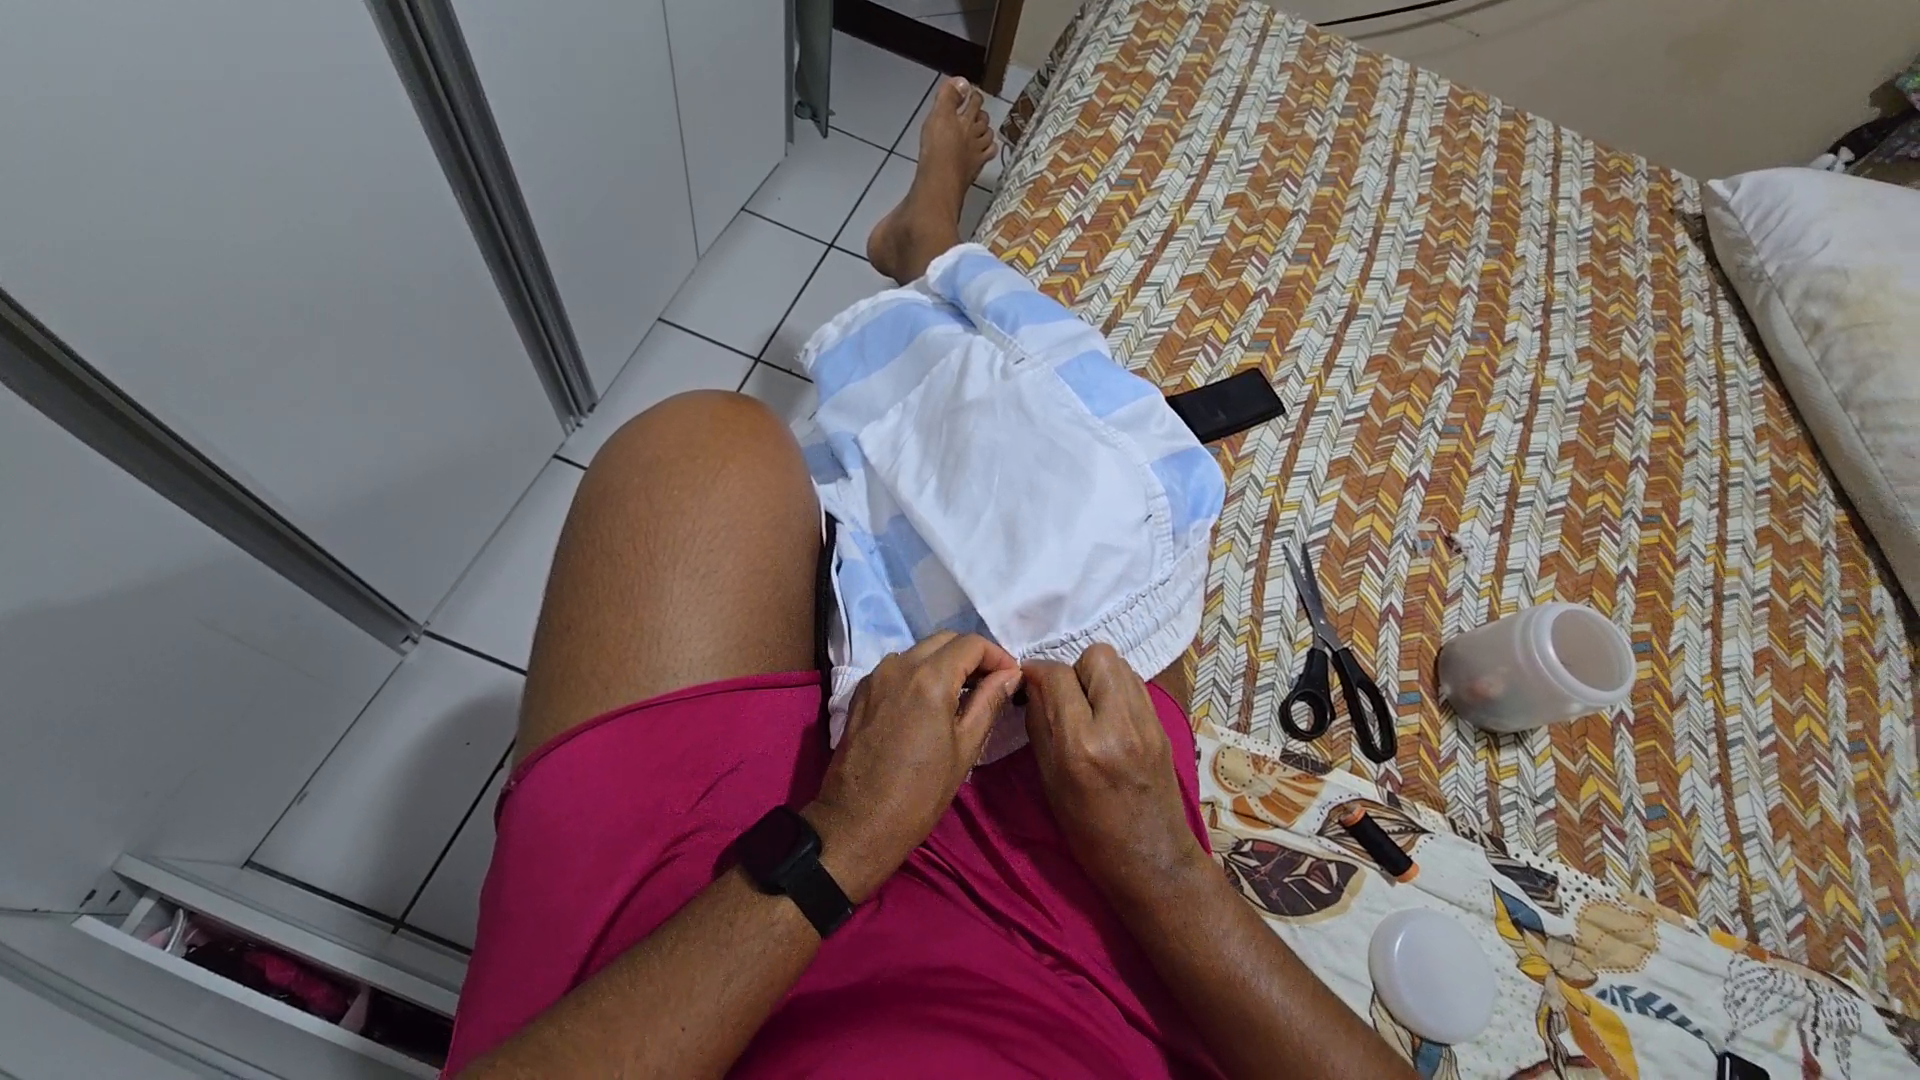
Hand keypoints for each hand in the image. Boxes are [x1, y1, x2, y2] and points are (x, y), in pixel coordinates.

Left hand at [805, 632, 1020, 901]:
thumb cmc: (920, 793)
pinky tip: (930, 705)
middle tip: (991, 684)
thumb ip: (989, 702)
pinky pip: (897, 670)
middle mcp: (899, 666)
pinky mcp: (861, 693)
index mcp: (929, 678)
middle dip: (972, 655)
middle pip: (944, 640)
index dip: (997, 655)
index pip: (971, 643)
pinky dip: (919, 675)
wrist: (858, 823)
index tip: (1011, 676)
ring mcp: (876, 677)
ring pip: (919, 652)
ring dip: (944, 663)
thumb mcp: (965, 748)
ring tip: (963, 695)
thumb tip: (1010, 674)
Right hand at [1022, 644, 1208, 901]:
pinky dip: (1116, 688)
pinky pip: (1135, 684)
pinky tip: (1107, 714)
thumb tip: (1032, 687)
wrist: (1151, 860)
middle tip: (1064, 696)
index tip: (1028, 682)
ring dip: (1096, 675)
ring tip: (1086, 703)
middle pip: (1096, 656)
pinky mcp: (1162, 726)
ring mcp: (1147, 722)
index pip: (1057, 676)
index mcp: (1082, 744)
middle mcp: (1119, 724)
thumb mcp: (1050, 781)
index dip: (1037, 672)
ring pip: (1119, 664)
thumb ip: (1040, 726)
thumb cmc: (1088, 831)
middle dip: (1073, 668)